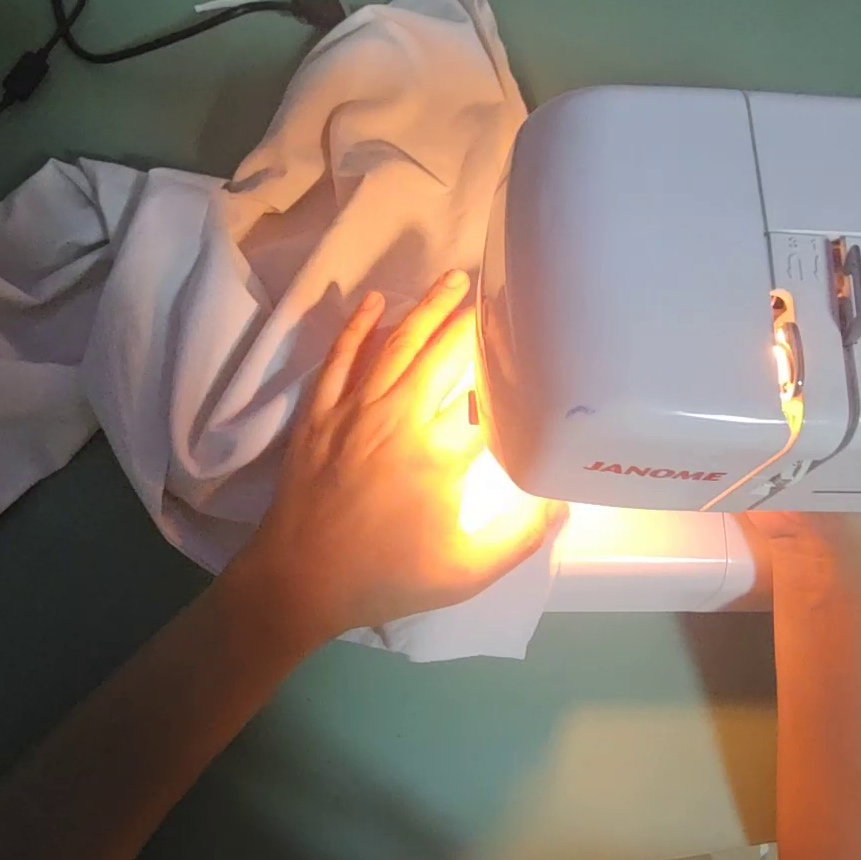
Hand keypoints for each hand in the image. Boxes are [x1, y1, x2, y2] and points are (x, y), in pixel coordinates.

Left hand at [229, 271, 565, 639]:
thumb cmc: (385, 578)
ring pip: (397, 343)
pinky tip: (375, 302)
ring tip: (454, 278)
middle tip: (499, 294)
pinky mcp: (320, 413)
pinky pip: (341, 357)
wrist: (299, 580)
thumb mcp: (467, 573)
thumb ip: (520, 537)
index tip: (534, 355)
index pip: (488, 400)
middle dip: (474, 321)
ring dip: (428, 308)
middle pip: (445, 355)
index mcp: (441, 454)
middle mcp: (400, 417)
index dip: (513, 376)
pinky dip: (358, 326)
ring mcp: (355, 409)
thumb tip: (561, 500)